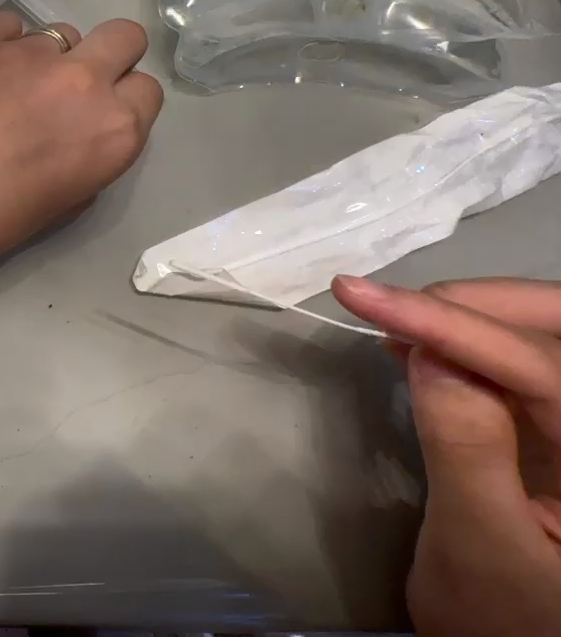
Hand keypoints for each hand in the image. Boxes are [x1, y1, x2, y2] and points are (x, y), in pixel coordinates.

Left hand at [0, 11, 163, 277]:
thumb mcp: (50, 211)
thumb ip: (81, 166)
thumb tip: (77, 145)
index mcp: (112, 133)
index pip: (145, 92)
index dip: (118, 101)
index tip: (88, 115)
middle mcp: (81, 83)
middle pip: (122, 38)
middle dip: (102, 56)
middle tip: (60, 86)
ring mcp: (25, 53)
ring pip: (57, 33)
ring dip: (39, 56)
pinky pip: (4, 24)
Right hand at [333, 275, 560, 636]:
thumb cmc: (503, 612)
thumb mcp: (481, 541)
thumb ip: (466, 448)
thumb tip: (427, 355)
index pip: (550, 372)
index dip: (454, 325)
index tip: (356, 292)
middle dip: (479, 304)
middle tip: (387, 303)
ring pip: (552, 336)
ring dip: (475, 315)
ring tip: (396, 321)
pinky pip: (536, 360)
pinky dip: (476, 338)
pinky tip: (425, 342)